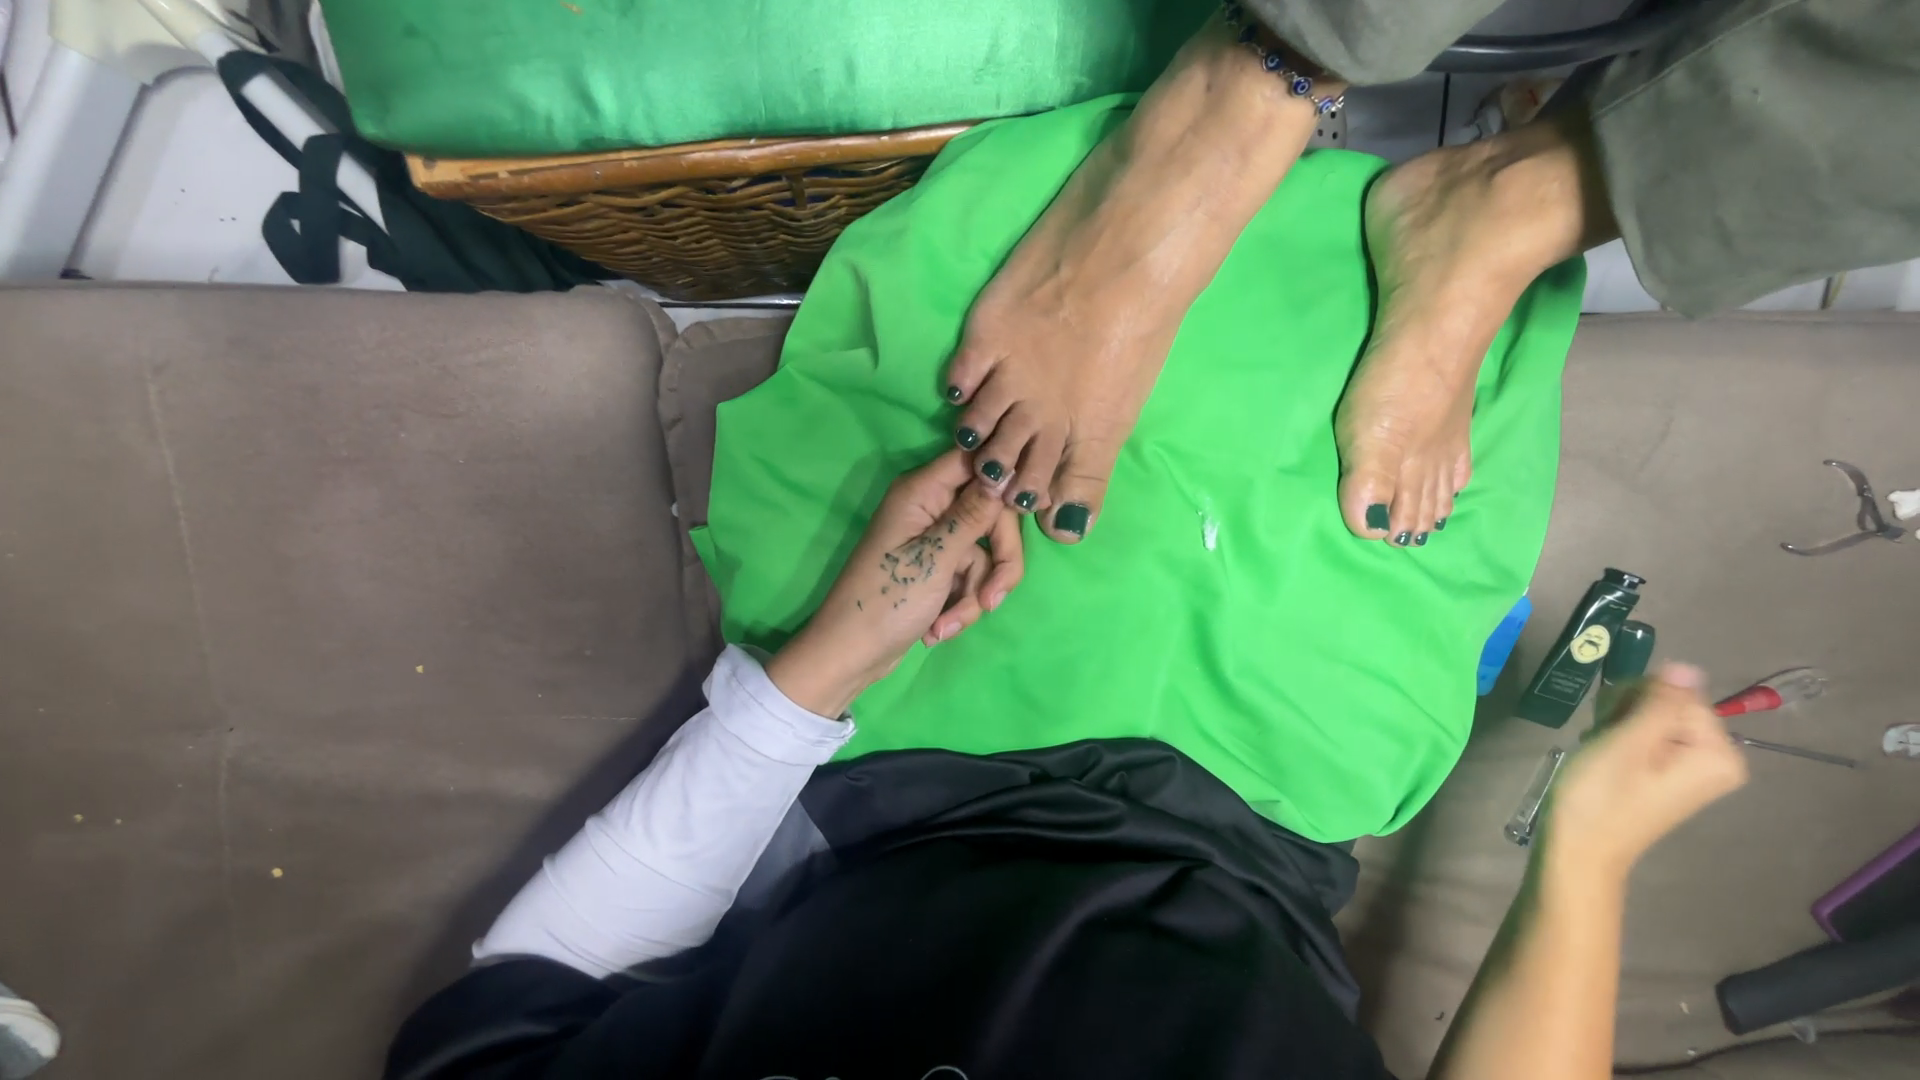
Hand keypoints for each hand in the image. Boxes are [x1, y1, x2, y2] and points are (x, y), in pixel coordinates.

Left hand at [764, 450, 1024, 716]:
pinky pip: (969, 576)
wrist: (851, 656)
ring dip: (975, 593)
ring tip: (948, 625)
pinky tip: (939, 629)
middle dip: (997, 563)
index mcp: (922, 492)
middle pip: (991, 515)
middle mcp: (930, 507)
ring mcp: (934, 540)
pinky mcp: (937, 568)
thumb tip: (1007, 472)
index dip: (1006, 481)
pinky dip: (961, 604)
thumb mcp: (936, 558)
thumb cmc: (886, 601)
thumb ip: (974, 514)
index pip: (977, 462)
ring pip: (984, 553)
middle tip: (991, 600)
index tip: (1032, 508)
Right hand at [1546, 663, 1749, 881]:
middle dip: (1627, 712)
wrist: (1580, 847)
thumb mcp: (1627, 743)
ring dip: (1617, 725)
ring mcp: (1692, 768)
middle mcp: (1715, 759)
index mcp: (1717, 753)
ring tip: (1600, 749)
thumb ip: (1659, 704)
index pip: (1679, 693)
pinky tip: (1603, 756)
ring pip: (1652, 718)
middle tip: (1602, 736)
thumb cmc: (1601, 795)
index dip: (1637, 699)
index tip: (1609, 722)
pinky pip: (1647, 737)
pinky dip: (1618, 739)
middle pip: (1669, 705)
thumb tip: (1686, 666)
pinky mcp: (1668, 774)